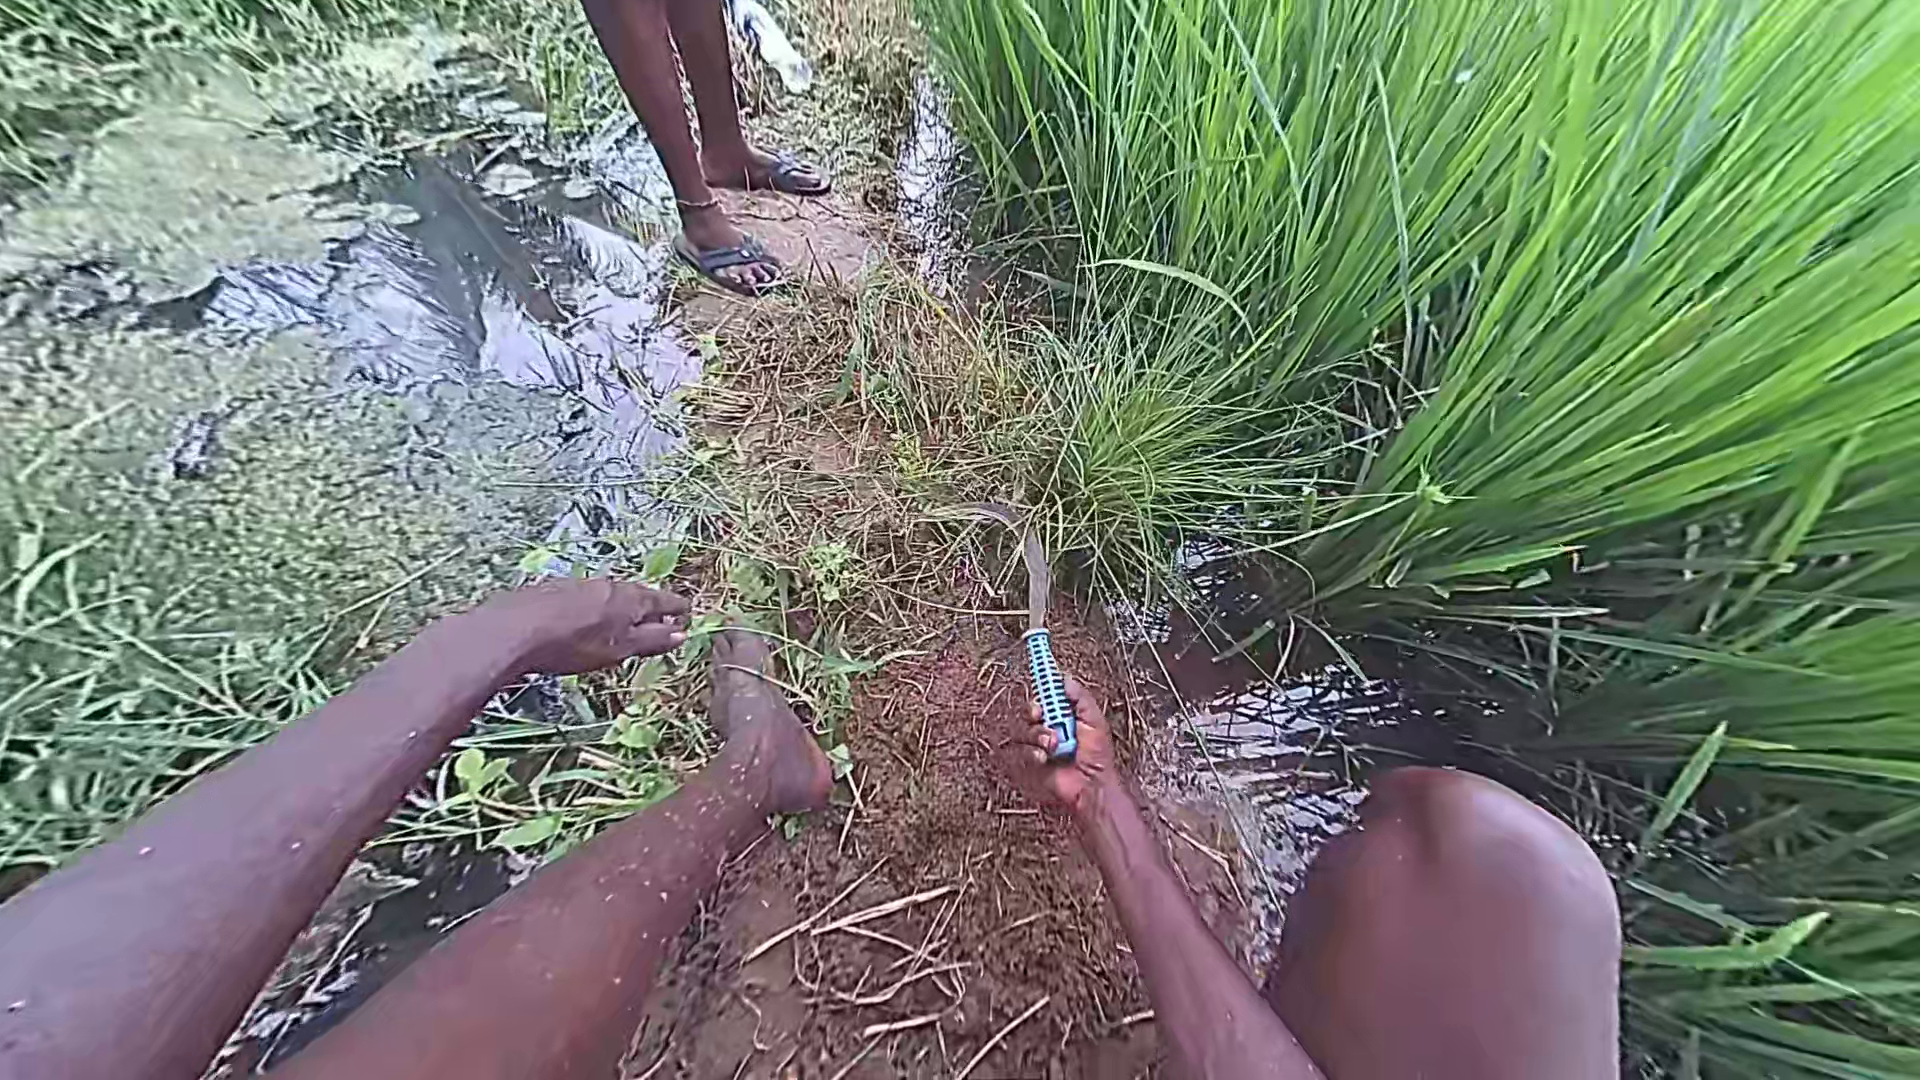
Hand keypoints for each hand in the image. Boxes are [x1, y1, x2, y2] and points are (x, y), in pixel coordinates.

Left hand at [472, 578, 690, 674]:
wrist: (511, 631)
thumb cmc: (574, 644)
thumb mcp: (620, 649)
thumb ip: (653, 640)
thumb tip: (682, 634)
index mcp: (632, 598)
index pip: (666, 600)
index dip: (679, 608)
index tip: (688, 614)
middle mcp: (611, 584)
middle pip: (639, 595)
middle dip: (650, 608)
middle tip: (658, 621)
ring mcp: (581, 584)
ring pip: (611, 595)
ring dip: (621, 608)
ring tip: (621, 623)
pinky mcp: (554, 589)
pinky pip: (586, 597)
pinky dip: (595, 608)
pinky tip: (584, 621)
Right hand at [1017, 677, 1118, 819]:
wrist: (1092, 786)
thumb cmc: (1098, 757)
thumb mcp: (1095, 721)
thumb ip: (1081, 699)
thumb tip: (1066, 678)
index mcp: (1064, 715)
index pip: (1047, 694)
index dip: (1041, 683)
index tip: (1036, 668)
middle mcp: (1049, 727)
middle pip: (1029, 709)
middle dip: (1033, 709)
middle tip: (1041, 714)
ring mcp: (1039, 744)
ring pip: (1023, 728)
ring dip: (1038, 734)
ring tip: (1054, 744)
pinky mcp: (1031, 761)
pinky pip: (1020, 749)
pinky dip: (1032, 751)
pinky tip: (1045, 757)